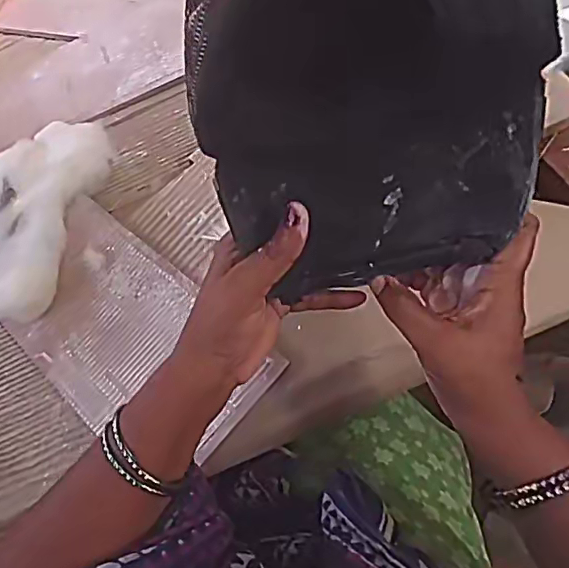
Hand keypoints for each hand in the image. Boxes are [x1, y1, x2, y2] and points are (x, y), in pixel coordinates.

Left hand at [170, 203, 366, 389]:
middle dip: (312, 236)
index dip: (288, 211)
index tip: (317, 199)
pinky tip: (350, 294)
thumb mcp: (246, 283)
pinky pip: (308, 294)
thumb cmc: (213, 327)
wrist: (214, 368)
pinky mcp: (278, 304)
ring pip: (302, 268)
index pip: (266, 220)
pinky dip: (329, 294)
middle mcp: (251, 263)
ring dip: (325, 266)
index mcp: (236, 249)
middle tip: (345, 225)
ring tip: (355, 258)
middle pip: (287, 241)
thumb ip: (273, 253)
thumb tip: (296, 219)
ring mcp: (266, 284)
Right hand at [372, 213, 538, 420]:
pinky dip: (415, 276)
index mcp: (499, 285)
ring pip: (450, 263)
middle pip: (475, 243)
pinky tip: (391, 268)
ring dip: (428, 251)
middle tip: (419, 199)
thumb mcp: (434, 339)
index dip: (506, 207)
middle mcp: (486, 285)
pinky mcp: (452, 313)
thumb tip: (377, 278)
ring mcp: (468, 299)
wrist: (483, 413)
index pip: (517, 235)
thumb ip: (403, 306)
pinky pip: (433, 284)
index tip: (479, 185)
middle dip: (452, 223)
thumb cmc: (474, 378)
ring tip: (398, 228)